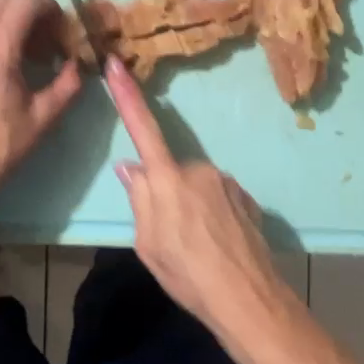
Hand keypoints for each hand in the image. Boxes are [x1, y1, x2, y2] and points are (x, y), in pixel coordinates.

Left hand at [0, 0, 82, 202]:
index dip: (48, 6)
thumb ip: (68, 83)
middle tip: (48, 30)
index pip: (24, 4)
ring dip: (7, 10)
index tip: (63, 24)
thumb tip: (81, 63)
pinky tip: (6, 49)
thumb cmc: (2, 145)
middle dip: (28, 5)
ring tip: (27, 37)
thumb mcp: (44, 116)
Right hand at [105, 55, 281, 330]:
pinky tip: (218, 246)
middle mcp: (200, 169)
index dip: (126, 96)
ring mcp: (227, 182)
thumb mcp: (148, 244)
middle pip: (170, 173)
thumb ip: (139, 200)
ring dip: (191, 208)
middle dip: (166, 194)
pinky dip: (213, 217)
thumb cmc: (187, 274)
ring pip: (196, 187)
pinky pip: (219, 199)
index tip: (115, 63)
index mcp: (168, 179)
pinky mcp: (248, 198)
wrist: (248, 299)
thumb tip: (130, 168)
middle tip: (170, 238)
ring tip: (197, 248)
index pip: (142, 129)